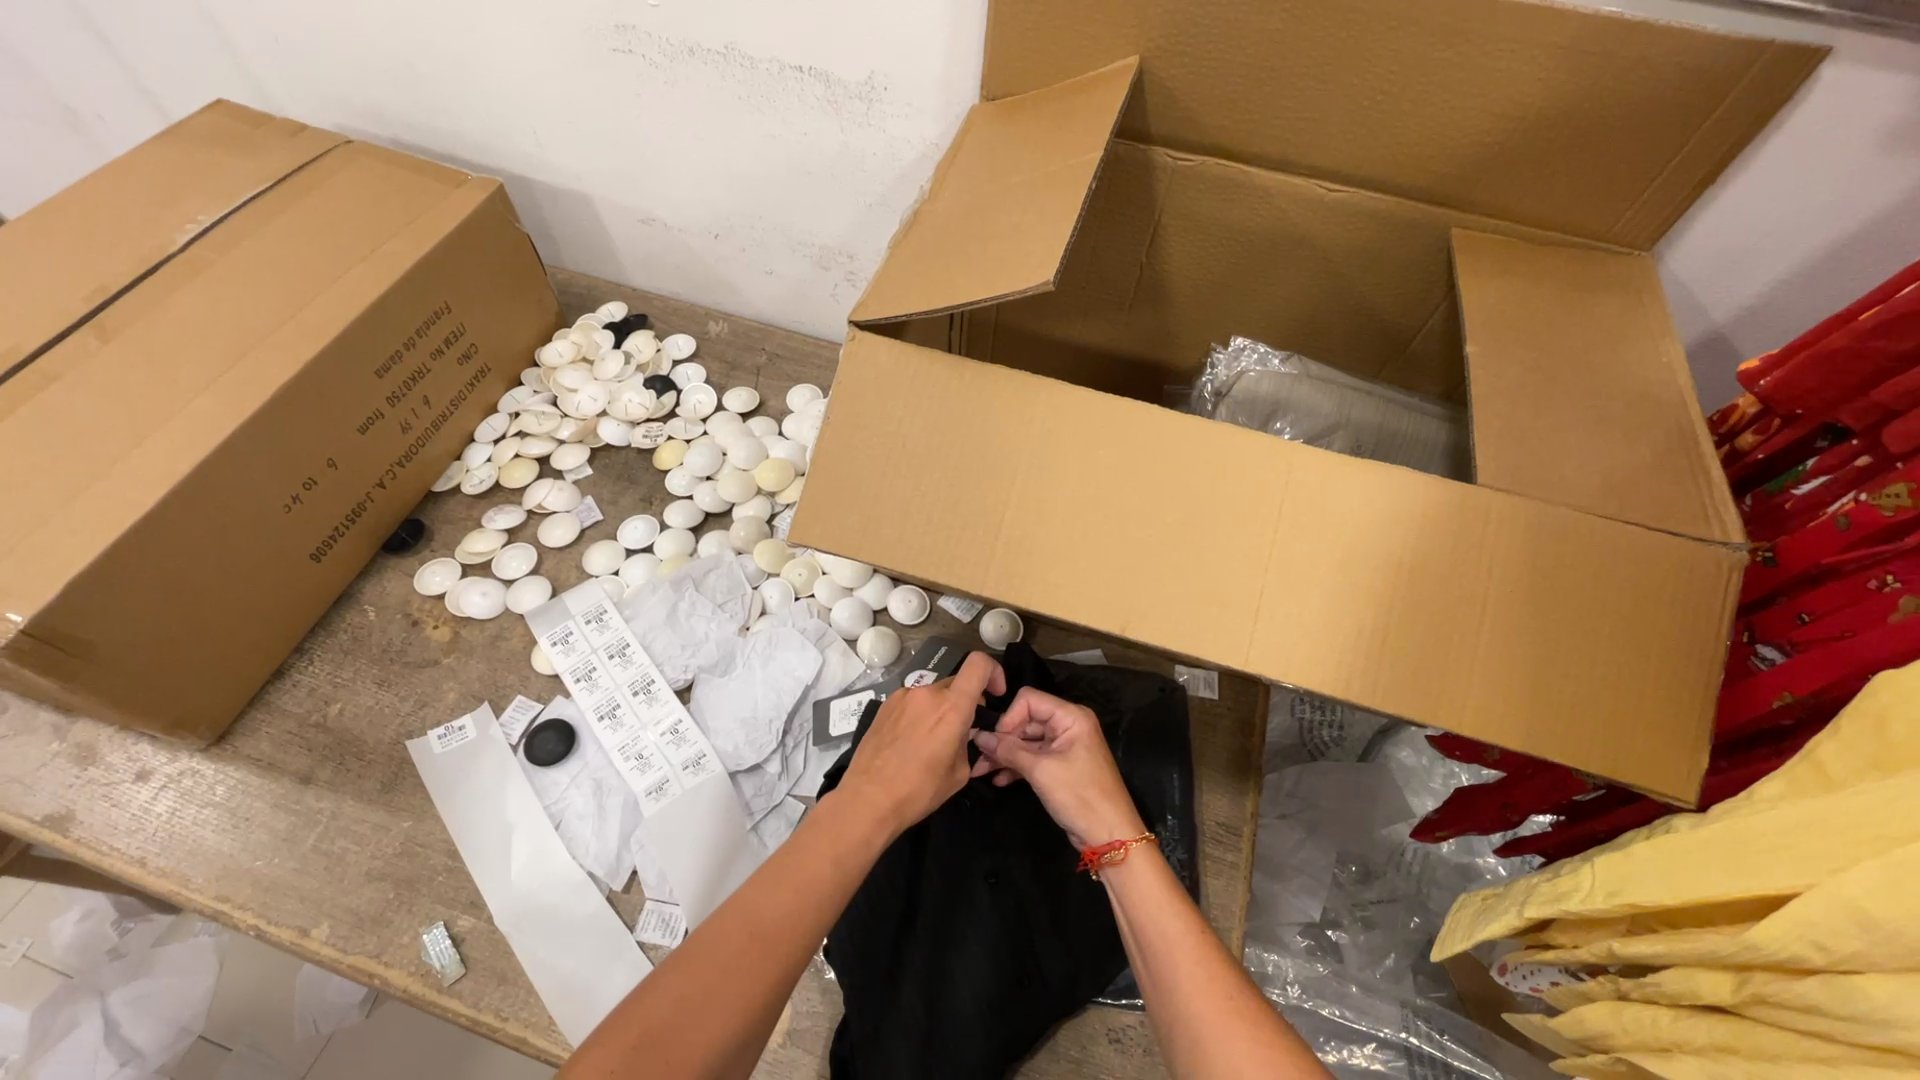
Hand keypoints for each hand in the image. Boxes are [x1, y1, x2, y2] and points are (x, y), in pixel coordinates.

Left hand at [834, 652, 1005, 835]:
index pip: (978, 664)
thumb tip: (962, 733)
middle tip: (960, 733)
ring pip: (933, 695)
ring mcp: (902, 697)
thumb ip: (967, 742)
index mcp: (951, 707)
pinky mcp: (884, 706)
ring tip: (930, 743)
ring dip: (940, 711)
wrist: (867, 800)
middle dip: (964, 703)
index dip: (993, 672)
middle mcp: (927, 693)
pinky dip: (919, 715)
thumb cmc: (918, 791)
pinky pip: (912, 703)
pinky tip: (909, 742)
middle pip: (956, 684)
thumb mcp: (959, 773)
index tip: (995, 693)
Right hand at [969, 687, 1145, 849]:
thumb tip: (978, 737)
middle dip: (1002, 740)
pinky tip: (999, 779)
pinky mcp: (1060, 766)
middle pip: (1026, 721)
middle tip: (978, 758)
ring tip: (981, 771)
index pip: (1029, 700)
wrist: (1110, 834)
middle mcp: (1068, 726)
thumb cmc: (1079, 795)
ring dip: (1005, 756)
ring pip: (1026, 742)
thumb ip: (1008, 750)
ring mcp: (1064, 747)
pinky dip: (1016, 767)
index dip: (1009, 718)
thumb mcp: (1040, 770)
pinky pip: (1033, 758)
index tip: (994, 741)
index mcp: (1070, 716)